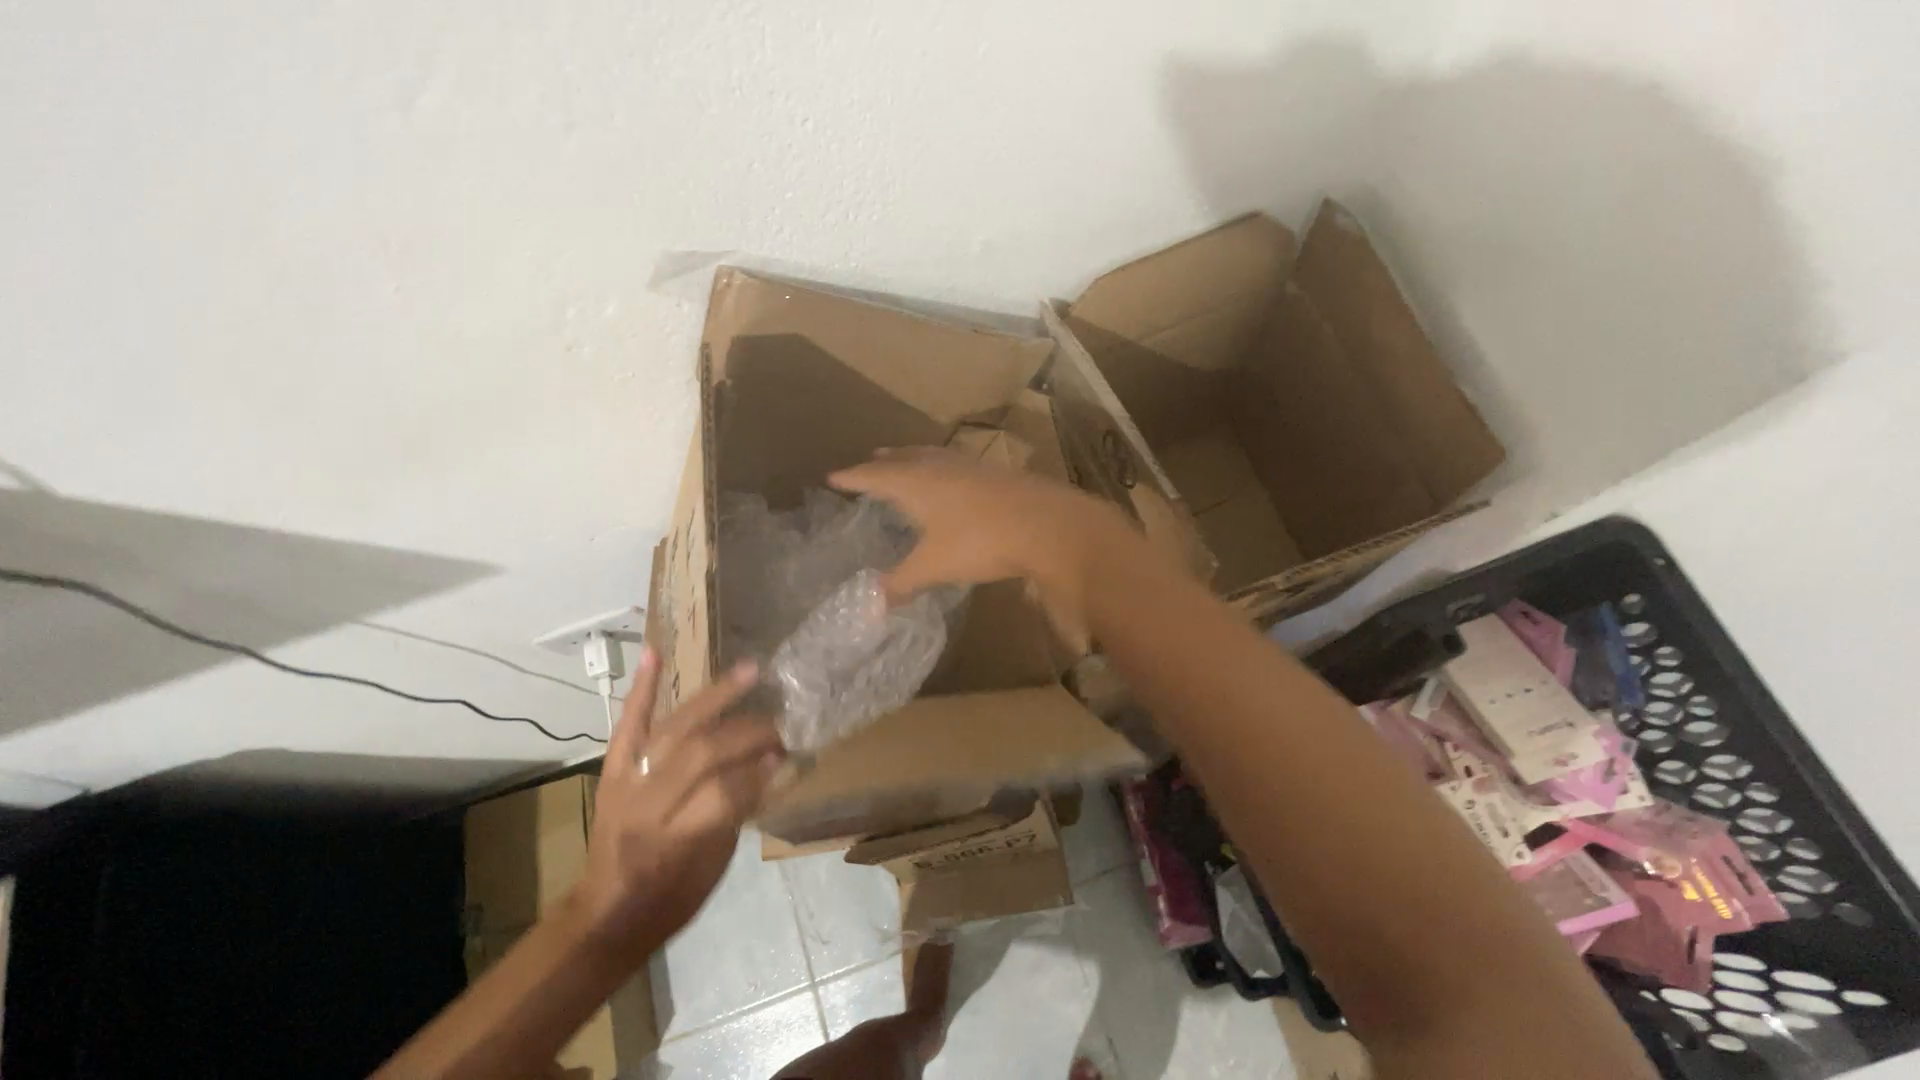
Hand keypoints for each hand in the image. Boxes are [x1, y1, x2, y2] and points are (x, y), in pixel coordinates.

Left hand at [568, 651, 784, 962]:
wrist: (607, 914)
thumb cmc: (671, 898)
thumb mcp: (714, 865)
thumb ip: (739, 810)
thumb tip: (775, 764)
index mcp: (673, 838)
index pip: (725, 792)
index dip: (761, 772)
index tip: (790, 755)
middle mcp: (645, 804)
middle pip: (700, 753)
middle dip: (747, 732)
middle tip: (780, 722)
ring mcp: (624, 781)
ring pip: (673, 729)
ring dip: (713, 698)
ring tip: (750, 671)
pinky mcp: (611, 770)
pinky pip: (627, 725)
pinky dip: (640, 689)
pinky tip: (654, 653)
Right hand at [830, 448, 1140, 645]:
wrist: (1048, 524)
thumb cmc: (980, 541)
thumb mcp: (935, 566)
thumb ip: (901, 583)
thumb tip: (870, 607)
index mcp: (915, 481)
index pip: (874, 475)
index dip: (853, 478)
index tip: (833, 477)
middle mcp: (940, 466)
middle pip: (905, 458)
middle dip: (885, 462)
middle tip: (870, 462)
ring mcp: (972, 466)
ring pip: (934, 457)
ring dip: (916, 460)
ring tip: (907, 465)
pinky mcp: (998, 474)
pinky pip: (958, 466)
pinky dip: (944, 471)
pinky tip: (954, 483)